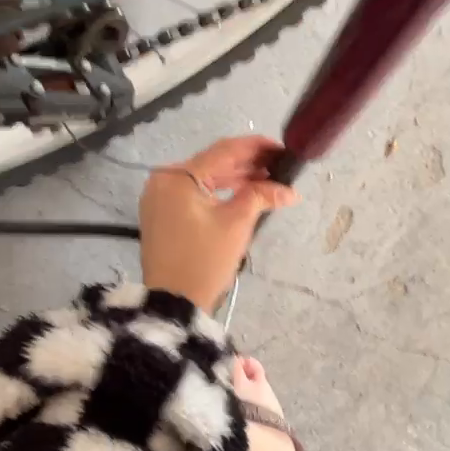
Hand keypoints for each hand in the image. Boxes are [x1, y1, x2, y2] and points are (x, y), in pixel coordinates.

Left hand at [139, 137, 298, 311]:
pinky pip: (193, 194)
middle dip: (248, 165)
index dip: (256, 147)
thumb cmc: (204, 260)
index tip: (282, 149)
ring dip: (235, 179)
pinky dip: (218, 193)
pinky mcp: (161, 214)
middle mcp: (163, 180)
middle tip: (280, 167)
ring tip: (267, 182)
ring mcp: (159, 197)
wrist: (173, 303)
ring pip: (204, 179)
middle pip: (212, 163)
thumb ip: (261, 196)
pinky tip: (243, 194)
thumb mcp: (236, 224)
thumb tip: (289, 190)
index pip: (223, 150)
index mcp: (177, 176)